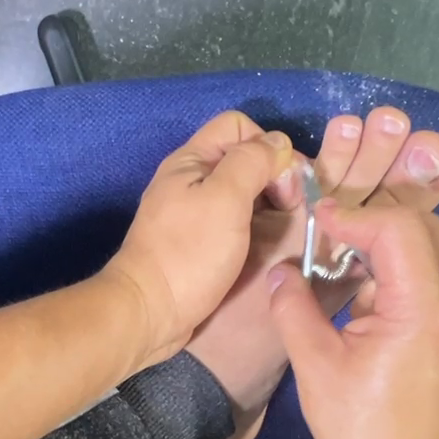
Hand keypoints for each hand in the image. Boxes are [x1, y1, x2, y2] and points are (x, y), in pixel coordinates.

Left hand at [102, 111, 298, 368]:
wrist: (149, 313)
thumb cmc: (188, 253)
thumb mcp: (225, 198)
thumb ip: (252, 162)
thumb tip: (277, 143)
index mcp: (190, 161)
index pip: (238, 126)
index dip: (267, 145)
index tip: (284, 183)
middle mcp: (188, 181)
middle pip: (241, 158)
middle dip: (272, 175)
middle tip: (289, 209)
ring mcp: (191, 214)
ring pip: (240, 193)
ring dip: (265, 204)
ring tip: (282, 227)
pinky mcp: (195, 245)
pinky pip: (232, 222)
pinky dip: (252, 227)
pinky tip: (263, 245)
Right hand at [187, 108, 438, 438]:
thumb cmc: (360, 429)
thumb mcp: (315, 368)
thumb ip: (294, 310)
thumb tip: (281, 271)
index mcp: (422, 311)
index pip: (400, 231)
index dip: (355, 216)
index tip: (317, 220)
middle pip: (428, 230)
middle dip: (377, 221)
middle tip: (330, 234)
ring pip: (436, 252)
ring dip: (391, 244)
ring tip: (343, 260)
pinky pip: (435, 280)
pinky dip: (401, 269)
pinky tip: (365, 294)